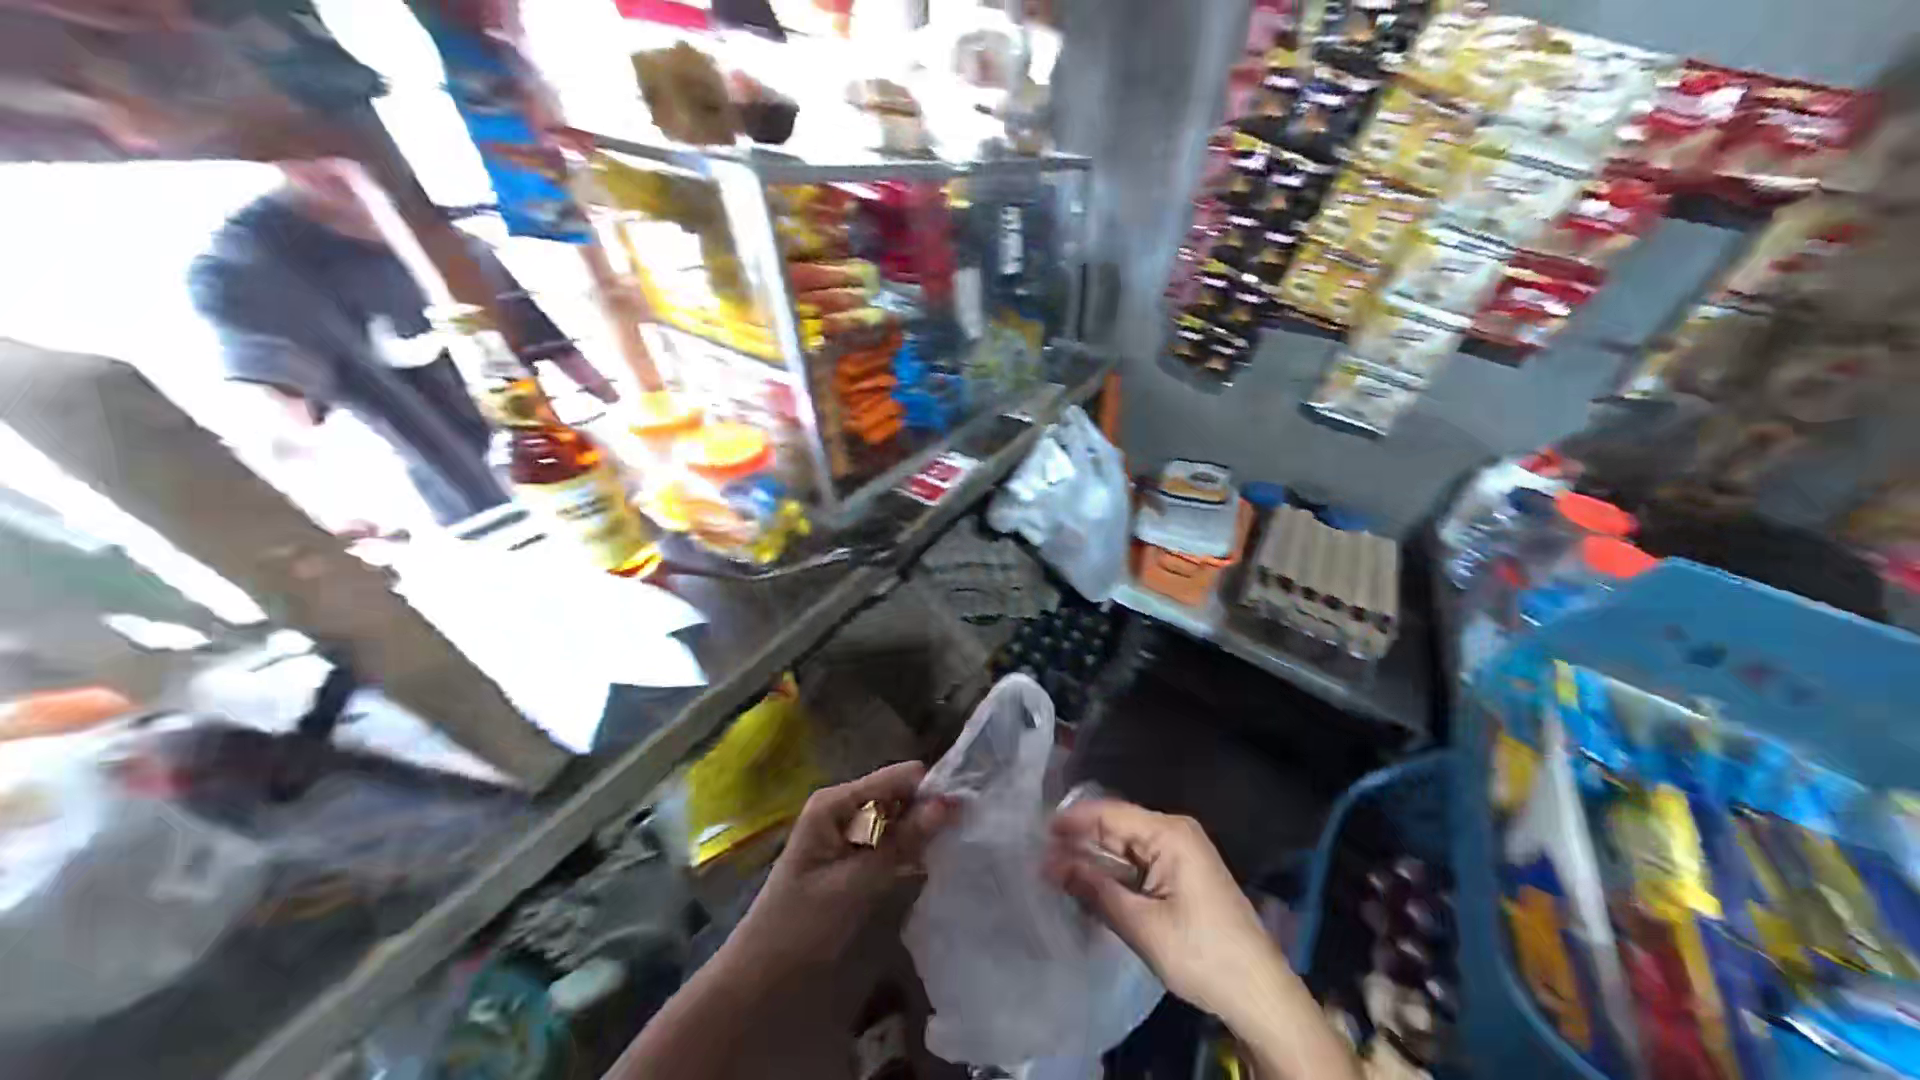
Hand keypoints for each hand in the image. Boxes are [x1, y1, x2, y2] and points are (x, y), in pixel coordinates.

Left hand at [728, 762, 957, 975]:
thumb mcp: (854, 884)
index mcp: (836, 802)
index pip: (900, 778)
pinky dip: (916, 854)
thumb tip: (949, 803)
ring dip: (928, 835)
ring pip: (903, 821)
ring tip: (964, 849)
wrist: (761, 984)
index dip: (934, 790)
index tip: (970, 811)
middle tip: (971, 834)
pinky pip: (896, 845)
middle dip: (933, 813)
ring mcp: (853, 836)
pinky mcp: (859, 862)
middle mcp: (846, 809)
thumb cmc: (800, 929)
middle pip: (903, 797)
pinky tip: (939, 867)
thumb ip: (901, 843)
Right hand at [1047, 798, 1284, 1029]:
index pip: (1109, 813)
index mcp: (1169, 833)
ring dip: (1093, 858)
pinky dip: (1112, 873)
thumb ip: (1093, 888)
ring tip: (1052, 868)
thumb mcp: (1141, 925)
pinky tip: (1086, 883)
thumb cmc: (1201, 954)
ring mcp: (1179, 853)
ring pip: (1124, 846)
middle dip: (1079, 840)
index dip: (1071, 821)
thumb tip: (1049, 863)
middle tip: (1038, 855)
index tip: (1035, 833)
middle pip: (1116, 827)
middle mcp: (1174, 833)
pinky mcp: (1181, 875)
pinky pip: (1137, 863)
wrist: (1260, 994)